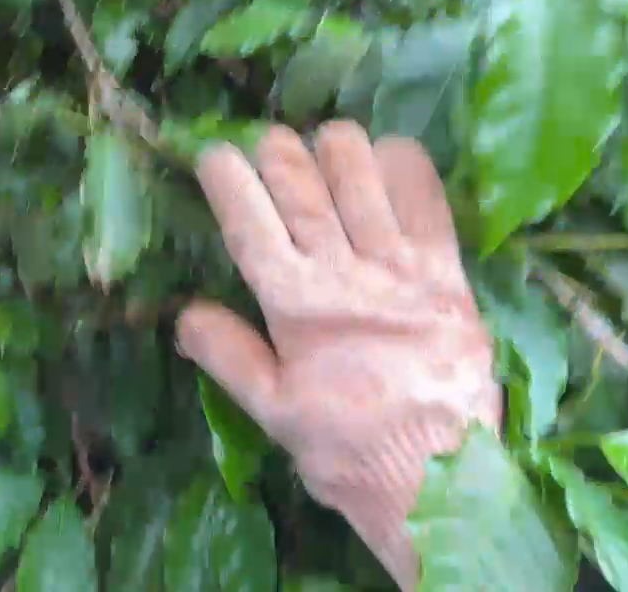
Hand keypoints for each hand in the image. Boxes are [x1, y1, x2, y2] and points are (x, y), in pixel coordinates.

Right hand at [176, 123, 499, 589]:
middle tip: (269, 149)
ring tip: (324, 153)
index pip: (248, 221)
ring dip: (332, 147)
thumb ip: (226, 355)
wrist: (444, 480)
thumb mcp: (272, 412)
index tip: (214, 154)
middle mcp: (342, 271)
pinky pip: (423, 192)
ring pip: (358, 168)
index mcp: (293, 305)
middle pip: (299, 180)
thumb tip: (182, 311)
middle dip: (274, 149)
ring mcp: (398, 264)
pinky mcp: (445, 267)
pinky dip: (399, 163)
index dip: (225, 177)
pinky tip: (383, 164)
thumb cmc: (347, 445)